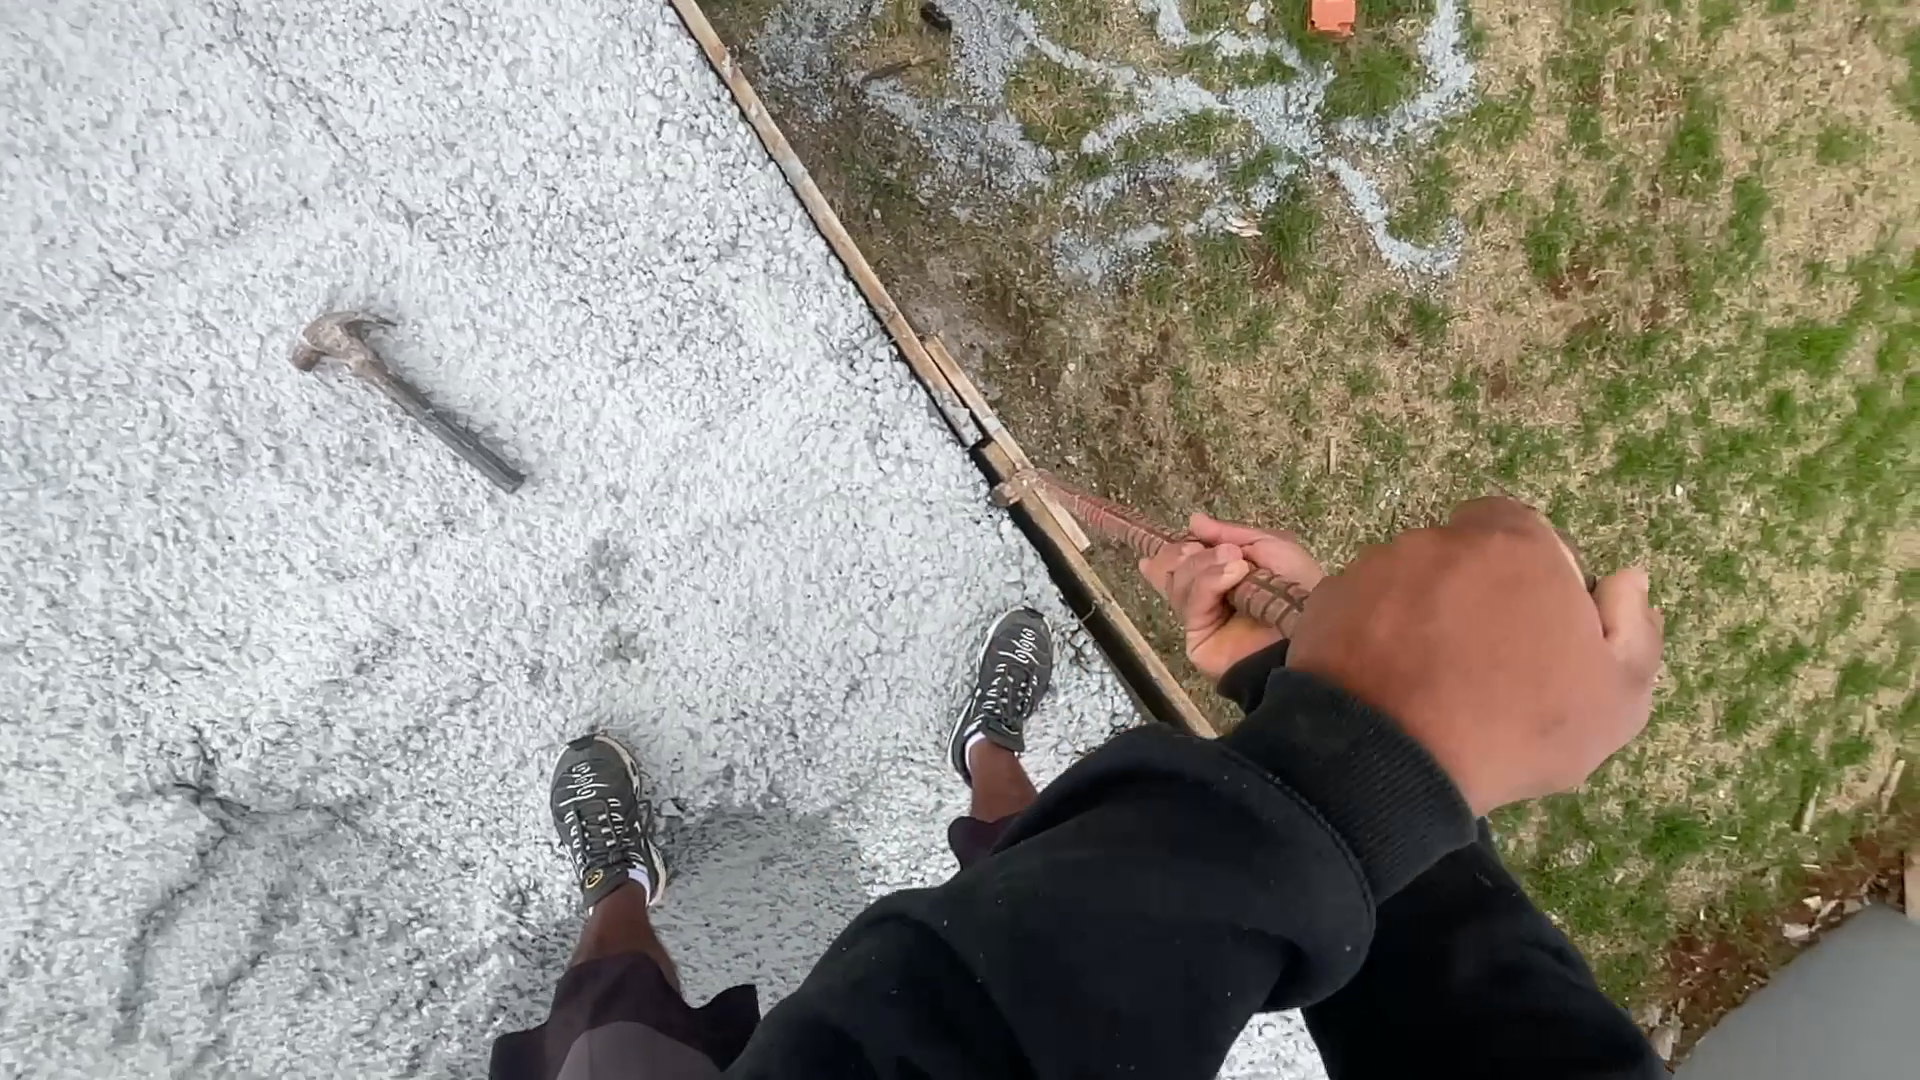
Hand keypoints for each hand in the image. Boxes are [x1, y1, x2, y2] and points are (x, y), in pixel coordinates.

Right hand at [1138, 513, 1326, 680]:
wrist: (1311, 631)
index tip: (1175, 536)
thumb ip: (1230, 533)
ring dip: (1204, 565)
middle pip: (1173, 570)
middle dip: (1188, 553)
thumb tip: (1193, 521)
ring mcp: (1199, 619)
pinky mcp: (1197, 639)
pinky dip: (1209, 582)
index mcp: (1219, 577)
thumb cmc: (1298, 588)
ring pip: (1178, 583)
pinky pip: (1191, 603)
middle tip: (1216, 549)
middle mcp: (1204, 598)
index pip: (1180, 562)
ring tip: (1237, 563)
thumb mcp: (1270, 546)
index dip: (1172, 550)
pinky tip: (1233, 574)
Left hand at [1285, 497, 1663, 815]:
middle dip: (1470, 589)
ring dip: (1416, 608)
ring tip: (1423, 670)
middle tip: (1478, 651)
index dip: (1528, 564)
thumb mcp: (1614, 697)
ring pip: (1403, 578)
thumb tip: (1624, 579)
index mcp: (1509, 546)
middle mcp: (1430, 542)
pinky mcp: (1323, 600)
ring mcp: (1367, 568)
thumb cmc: (1513, 727)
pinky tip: (1380, 672)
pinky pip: (1359, 605)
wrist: (1387, 756)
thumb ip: (1631, 628)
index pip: (1516, 524)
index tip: (1532, 614)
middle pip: (1455, 553)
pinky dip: (1370, 628)